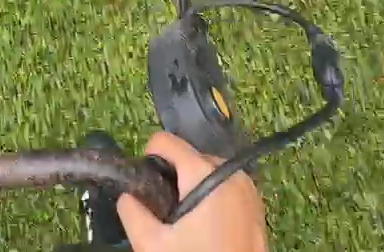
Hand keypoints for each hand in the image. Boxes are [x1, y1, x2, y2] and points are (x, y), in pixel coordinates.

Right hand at [116, 132, 266, 251]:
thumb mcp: (153, 245)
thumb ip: (132, 213)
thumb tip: (127, 196)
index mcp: (203, 172)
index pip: (165, 141)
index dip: (148, 157)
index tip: (145, 183)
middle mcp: (229, 171)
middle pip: (188, 156)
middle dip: (174, 177)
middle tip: (167, 211)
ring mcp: (247, 188)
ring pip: (208, 172)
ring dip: (194, 187)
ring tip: (188, 222)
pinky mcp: (257, 206)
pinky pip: (226, 187)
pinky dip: (213, 197)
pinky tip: (207, 227)